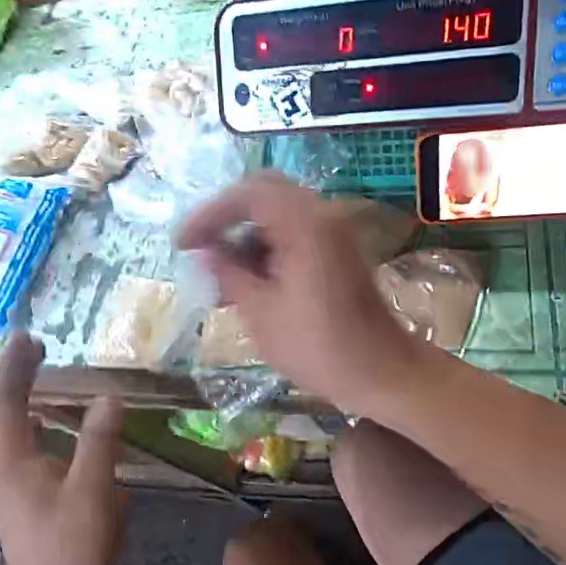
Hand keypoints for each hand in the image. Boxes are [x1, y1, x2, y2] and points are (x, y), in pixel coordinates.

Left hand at [0, 334, 126, 564]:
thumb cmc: (71, 549)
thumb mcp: (93, 492)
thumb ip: (100, 442)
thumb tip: (108, 397)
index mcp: (12, 464)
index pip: (5, 403)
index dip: (15, 368)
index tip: (27, 337)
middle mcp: (5, 471)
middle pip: (4, 414)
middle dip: (18, 378)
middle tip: (38, 348)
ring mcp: (14, 489)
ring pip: (16, 433)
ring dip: (28, 400)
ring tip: (48, 376)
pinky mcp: (28, 502)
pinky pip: (31, 448)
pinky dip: (42, 425)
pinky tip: (63, 427)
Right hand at [176, 173, 424, 405]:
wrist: (382, 372)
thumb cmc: (319, 348)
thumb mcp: (261, 313)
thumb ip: (229, 273)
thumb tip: (205, 254)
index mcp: (304, 224)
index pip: (247, 195)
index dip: (209, 215)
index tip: (183, 244)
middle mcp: (323, 215)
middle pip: (265, 193)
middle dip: (228, 217)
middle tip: (201, 247)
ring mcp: (336, 231)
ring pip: (281, 213)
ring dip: (248, 234)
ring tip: (220, 274)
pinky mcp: (340, 250)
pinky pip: (297, 232)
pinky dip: (269, 246)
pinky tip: (250, 279)